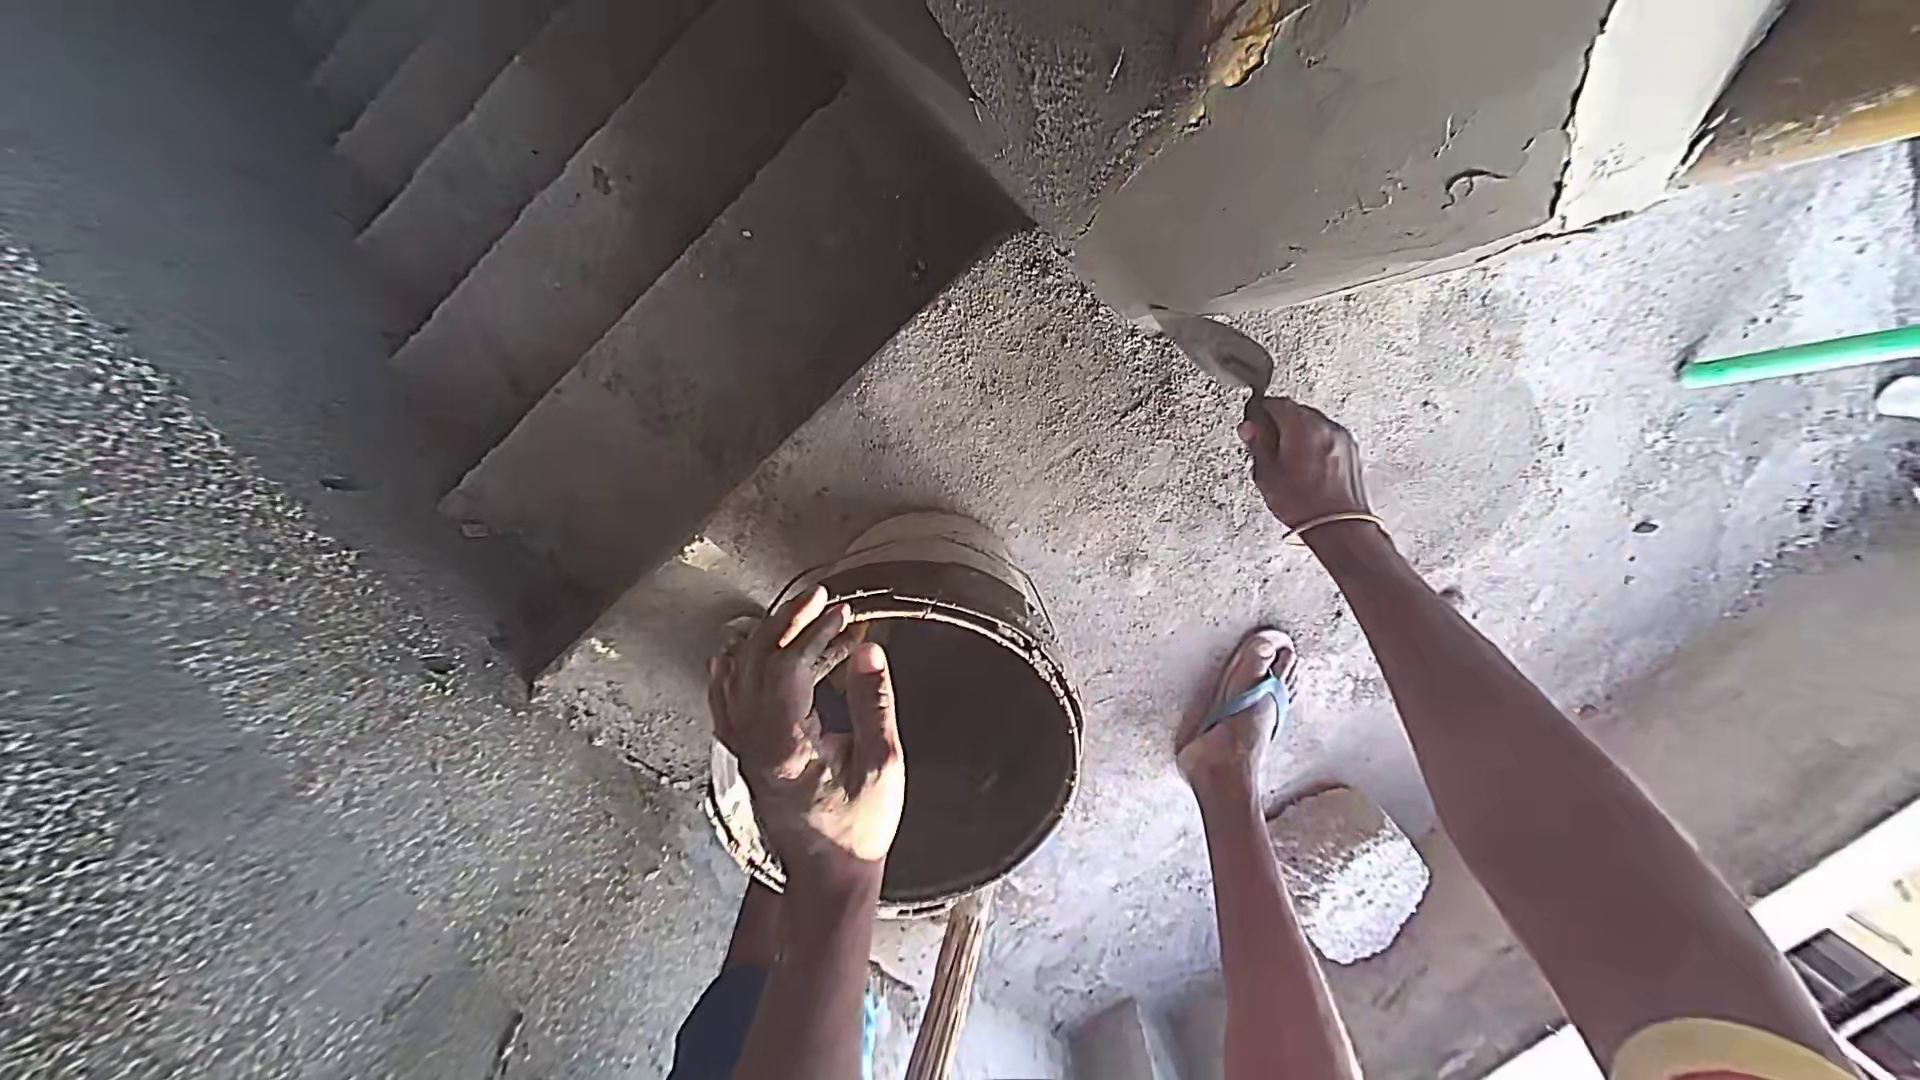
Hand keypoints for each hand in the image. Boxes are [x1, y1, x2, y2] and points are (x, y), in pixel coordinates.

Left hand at [709, 587, 904, 895]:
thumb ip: (874, 702)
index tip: (842, 613)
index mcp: (784, 744)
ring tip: (800, 617)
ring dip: (769, 641)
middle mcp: (753, 742)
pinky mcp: (748, 755)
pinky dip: (732, 672)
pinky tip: (731, 656)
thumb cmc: (858, 827)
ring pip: (741, 677)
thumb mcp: (882, 763)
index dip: (816, 633)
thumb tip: (870, 650)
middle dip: (789, 622)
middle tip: (818, 599)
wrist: (829, 875)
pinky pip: (728, 703)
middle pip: (757, 662)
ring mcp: (744, 749)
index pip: (789, 667)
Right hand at [1237, 397, 1372, 527]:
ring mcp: (1341, 439)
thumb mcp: (1267, 474)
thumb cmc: (1303, 503)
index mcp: (1302, 427)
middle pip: (1297, 411)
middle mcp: (1326, 427)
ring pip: (1313, 424)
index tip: (1252, 423)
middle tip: (1265, 442)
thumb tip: (1248, 427)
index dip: (1261, 411)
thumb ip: (1257, 445)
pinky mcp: (1350, 452)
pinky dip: (1313, 444)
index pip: (1277, 403)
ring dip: (1297, 433)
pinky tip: (1304, 465)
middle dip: (1280, 422)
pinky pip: (1326, 438)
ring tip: (1285, 458)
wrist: (1338, 526)